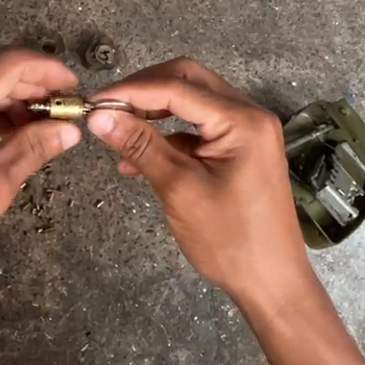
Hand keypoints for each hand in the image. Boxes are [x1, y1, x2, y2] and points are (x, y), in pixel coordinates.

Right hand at [87, 58, 314, 307]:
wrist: (272, 284)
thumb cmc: (229, 239)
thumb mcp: (178, 189)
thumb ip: (139, 145)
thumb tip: (98, 116)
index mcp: (242, 120)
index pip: (176, 87)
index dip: (130, 91)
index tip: (93, 102)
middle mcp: (248, 114)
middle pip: (187, 80)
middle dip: (143, 89)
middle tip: (107, 108)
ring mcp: (246, 131)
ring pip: (190, 100)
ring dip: (152, 110)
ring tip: (116, 128)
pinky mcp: (238, 149)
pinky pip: (196, 126)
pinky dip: (166, 134)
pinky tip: (136, 157)